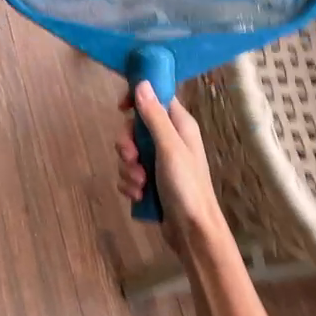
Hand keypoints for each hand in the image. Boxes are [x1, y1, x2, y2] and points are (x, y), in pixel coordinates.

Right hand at [115, 82, 229, 255]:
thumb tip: (142, 83)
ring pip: (129, 152)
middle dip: (127, 144)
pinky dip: (129, 184)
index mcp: (179, 126)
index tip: (121, 108)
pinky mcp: (150, 182)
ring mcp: (159, 162)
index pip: (156, 98)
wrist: (193, 233)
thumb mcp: (169, 148)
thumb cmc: (187, 186)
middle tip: (132, 158)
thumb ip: (154, 116)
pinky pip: (129, 173)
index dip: (137, 99)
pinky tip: (138, 196)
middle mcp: (169, 140)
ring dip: (128, 168)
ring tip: (140, 185)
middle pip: (135, 127)